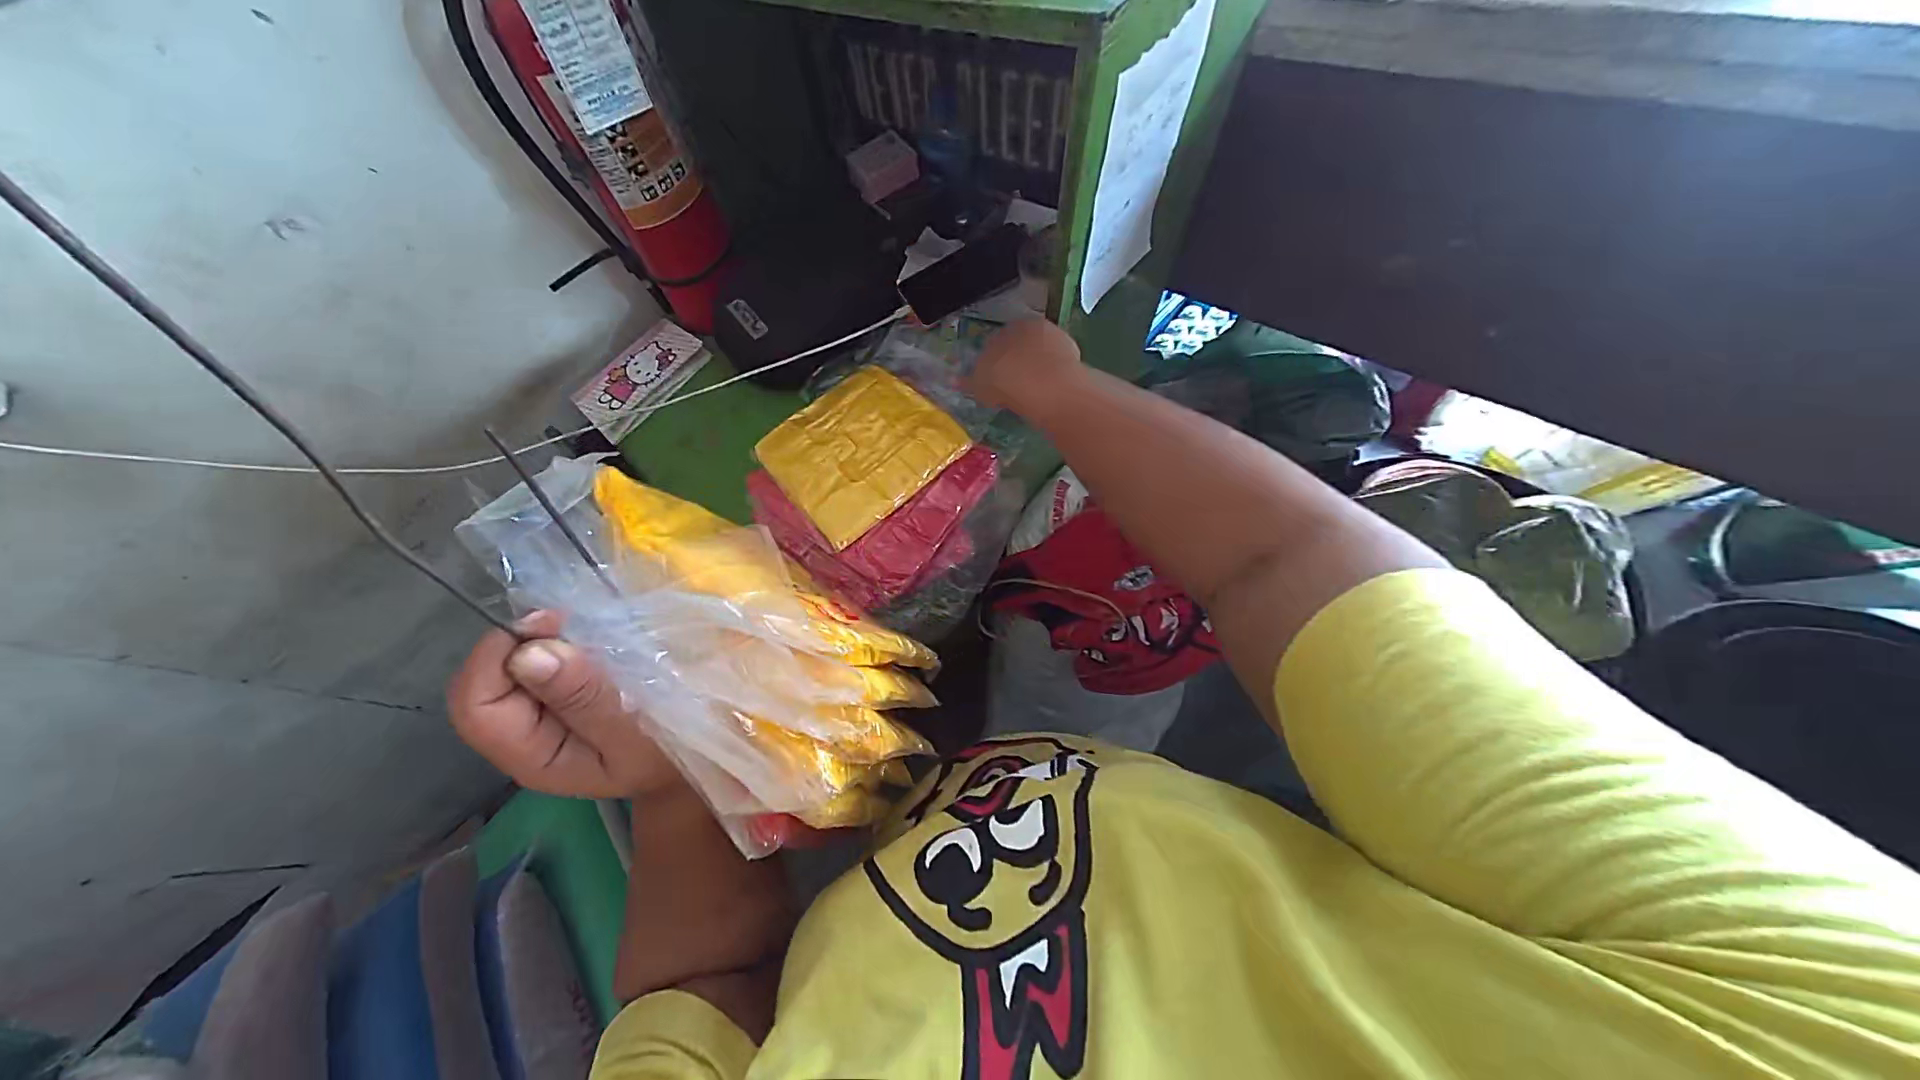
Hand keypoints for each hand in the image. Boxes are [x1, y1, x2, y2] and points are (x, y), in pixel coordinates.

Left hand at [446, 610, 682, 799]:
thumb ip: (585, 699)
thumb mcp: (633, 734)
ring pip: (512, 666)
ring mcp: (542, 713)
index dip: (497, 658)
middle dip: (521, 643)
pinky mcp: (563, 693)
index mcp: (532, 756)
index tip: (549, 625)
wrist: (701, 755)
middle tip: (569, 619)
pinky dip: (560, 641)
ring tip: (588, 628)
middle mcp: (524, 736)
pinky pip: (541, 661)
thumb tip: (528, 654)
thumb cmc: (669, 753)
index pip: (477, 707)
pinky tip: (593, 638)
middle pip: (487, 682)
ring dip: (542, 638)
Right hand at [968, 318, 1083, 416]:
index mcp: (1007, 327)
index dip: (995, 362)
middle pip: (1023, 345)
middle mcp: (1033, 326)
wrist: (1045, 385)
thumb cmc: (1005, 381)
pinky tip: (1048, 395)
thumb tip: (955, 381)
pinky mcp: (1075, 355)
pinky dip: (1054, 379)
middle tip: (1013, 388)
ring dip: (1038, 370)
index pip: (997, 341)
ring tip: (1032, 394)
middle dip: (1018, 362)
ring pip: (1043, 356)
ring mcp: (1057, 339)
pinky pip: (1059, 368)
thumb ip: (969, 382)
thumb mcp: (979, 384)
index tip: (994, 380)